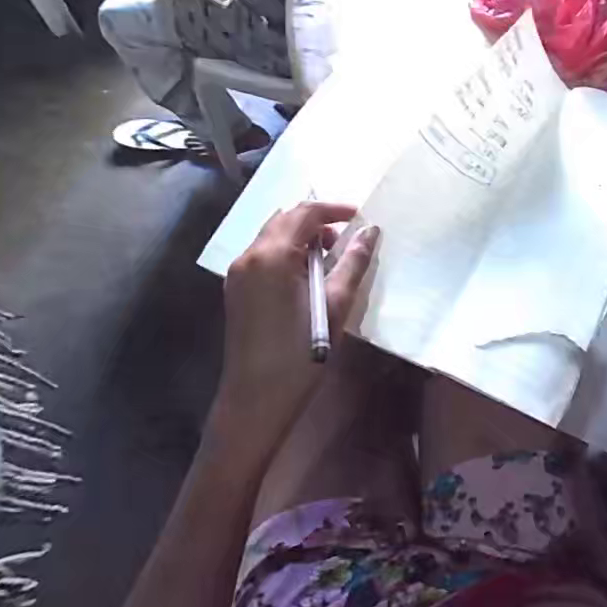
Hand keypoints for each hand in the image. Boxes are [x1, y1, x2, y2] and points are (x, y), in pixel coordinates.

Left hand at [215, 202, 377, 439]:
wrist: (257, 397)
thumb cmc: (303, 351)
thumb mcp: (336, 304)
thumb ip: (353, 262)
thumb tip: (370, 231)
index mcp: (272, 255)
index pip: (304, 213)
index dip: (334, 209)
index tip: (360, 217)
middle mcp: (249, 256)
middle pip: (284, 219)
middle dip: (317, 221)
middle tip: (347, 236)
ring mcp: (238, 273)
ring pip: (272, 236)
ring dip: (302, 236)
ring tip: (331, 257)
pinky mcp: (236, 290)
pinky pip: (264, 255)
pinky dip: (288, 252)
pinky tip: (308, 275)